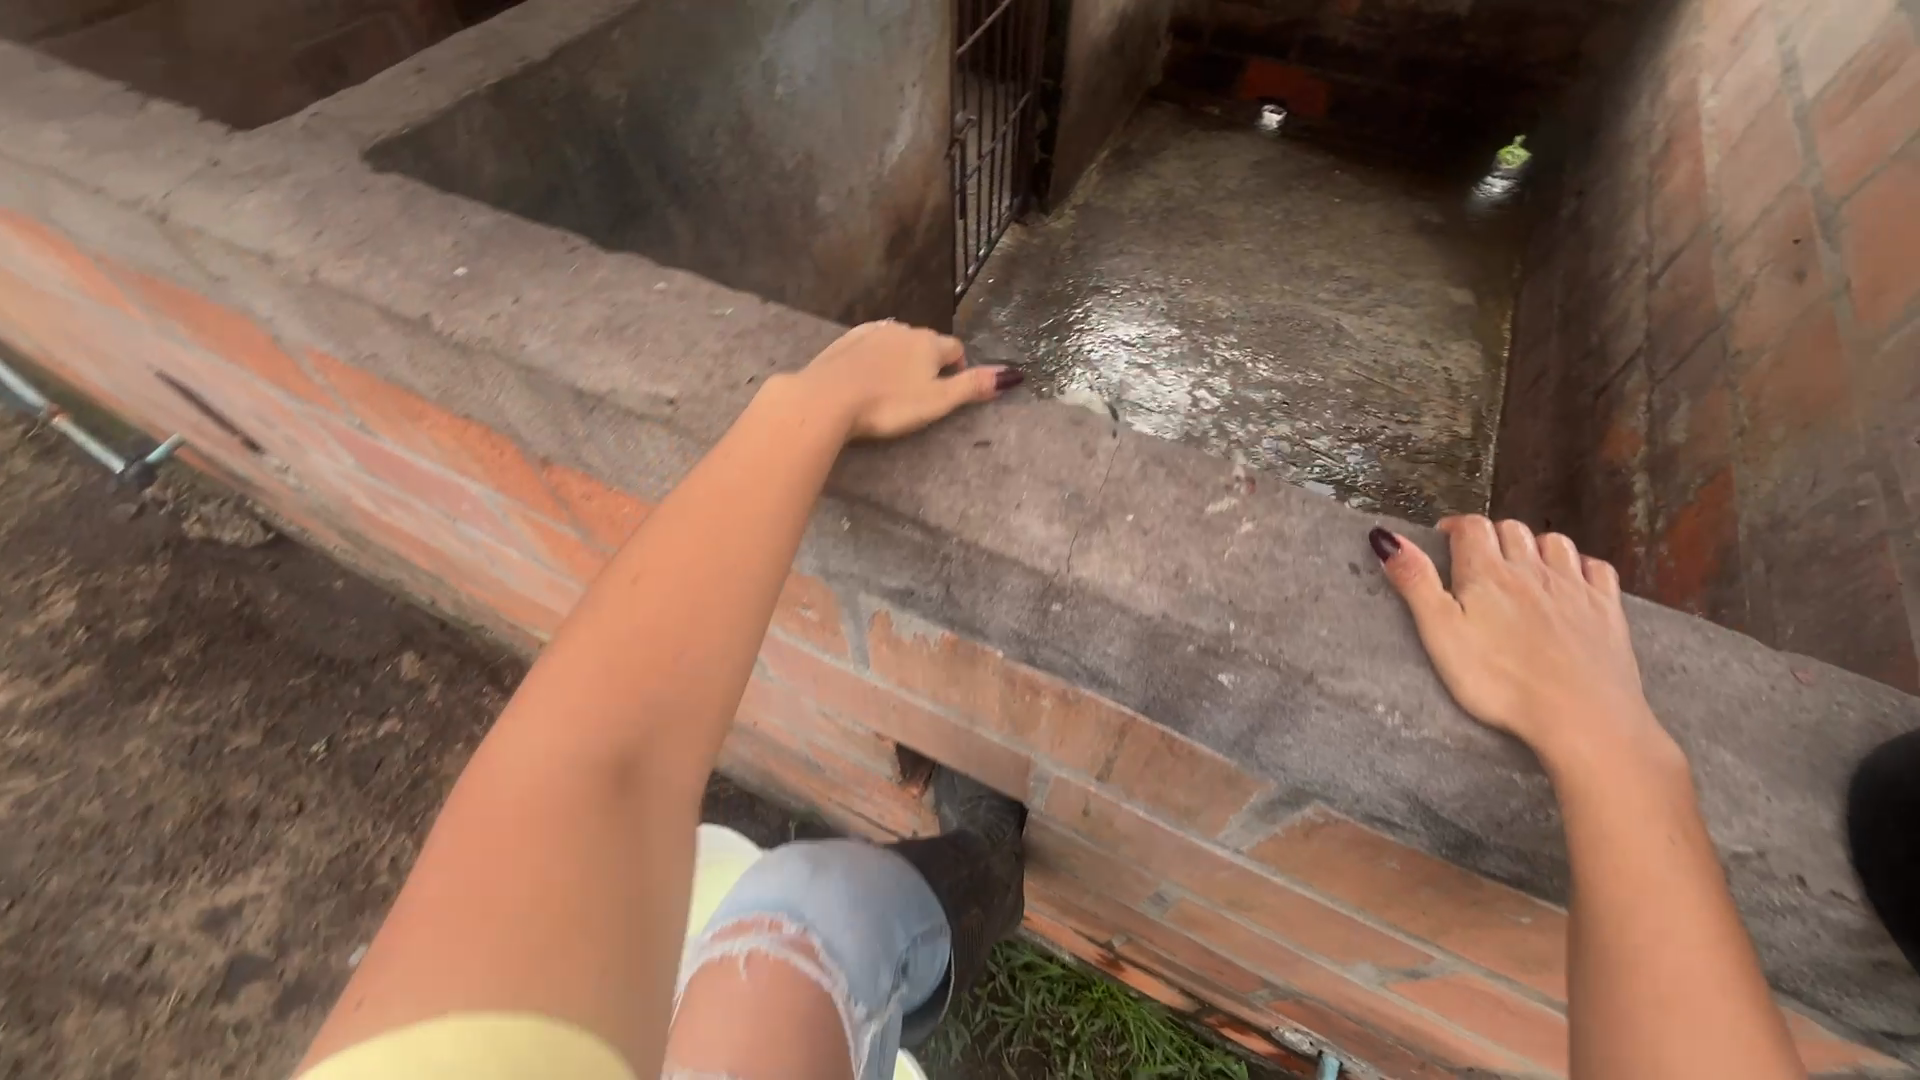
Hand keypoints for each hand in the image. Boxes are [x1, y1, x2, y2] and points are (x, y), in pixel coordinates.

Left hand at [790, 320, 1021, 440]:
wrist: (828, 398)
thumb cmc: (889, 404)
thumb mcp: (938, 402)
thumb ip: (972, 386)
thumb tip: (1012, 375)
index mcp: (929, 343)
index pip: (955, 349)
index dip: (958, 368)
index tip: (952, 389)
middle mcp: (902, 330)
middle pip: (926, 342)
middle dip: (929, 362)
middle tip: (922, 392)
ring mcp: (871, 333)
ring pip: (896, 341)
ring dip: (901, 358)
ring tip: (896, 385)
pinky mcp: (845, 341)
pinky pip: (869, 344)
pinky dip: (875, 356)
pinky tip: (868, 374)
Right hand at [1372, 516, 1676, 771]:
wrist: (1581, 717)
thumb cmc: (1498, 680)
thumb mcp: (1439, 632)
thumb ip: (1415, 581)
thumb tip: (1385, 537)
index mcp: (1487, 574)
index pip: (1471, 527)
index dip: (1454, 526)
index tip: (1443, 538)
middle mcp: (1532, 571)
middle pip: (1511, 530)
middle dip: (1491, 534)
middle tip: (1475, 556)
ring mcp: (1575, 589)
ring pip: (1554, 542)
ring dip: (1534, 544)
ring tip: (1520, 564)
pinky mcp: (1607, 611)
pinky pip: (1596, 568)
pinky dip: (1579, 564)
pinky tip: (1570, 578)